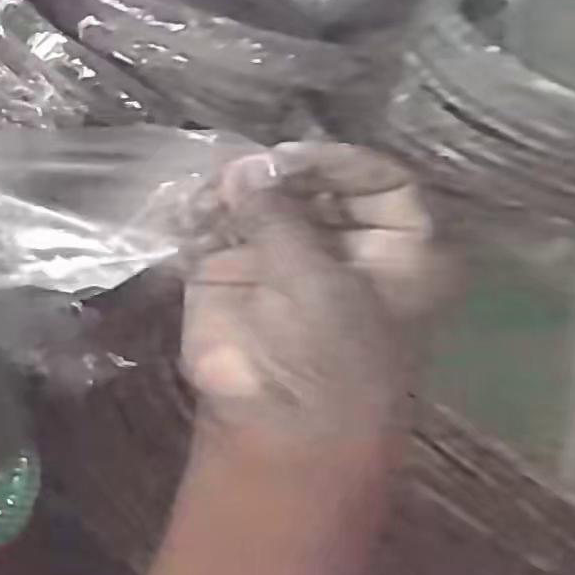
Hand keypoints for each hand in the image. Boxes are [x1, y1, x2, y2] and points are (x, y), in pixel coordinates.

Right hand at [183, 143, 454, 435]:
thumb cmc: (326, 352)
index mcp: (390, 249)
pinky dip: (193, 217)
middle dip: (271, 177)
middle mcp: (332, 245)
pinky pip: (207, 228)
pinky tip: (183, 217)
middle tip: (233, 174)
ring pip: (251, 203)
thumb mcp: (318, 280)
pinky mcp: (220, 269)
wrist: (273, 415)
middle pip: (307, 186)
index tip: (288, 159)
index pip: (378, 183)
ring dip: (225, 194)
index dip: (338, 163)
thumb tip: (244, 165)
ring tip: (203, 201)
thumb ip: (278, 217)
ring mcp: (273, 256)